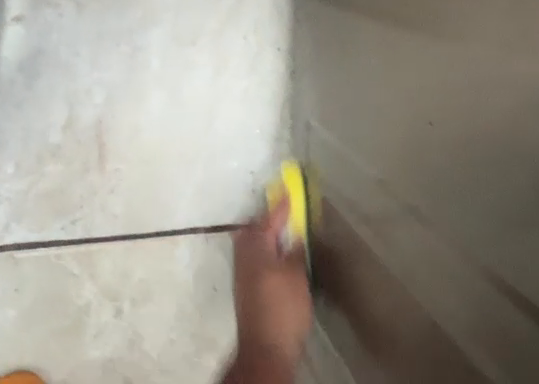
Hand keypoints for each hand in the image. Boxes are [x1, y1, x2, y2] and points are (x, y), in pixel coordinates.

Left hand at [231, 198, 313, 367]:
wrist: (265, 349)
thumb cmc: (283, 309)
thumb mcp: (296, 276)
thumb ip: (294, 251)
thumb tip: (293, 236)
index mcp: (257, 249)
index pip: (269, 219)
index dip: (281, 206)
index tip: (290, 190)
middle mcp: (244, 257)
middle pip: (253, 229)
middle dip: (267, 218)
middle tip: (284, 213)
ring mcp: (242, 273)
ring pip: (250, 244)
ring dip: (263, 234)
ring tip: (282, 233)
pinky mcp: (244, 288)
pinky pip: (252, 257)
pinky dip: (262, 249)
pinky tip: (275, 257)